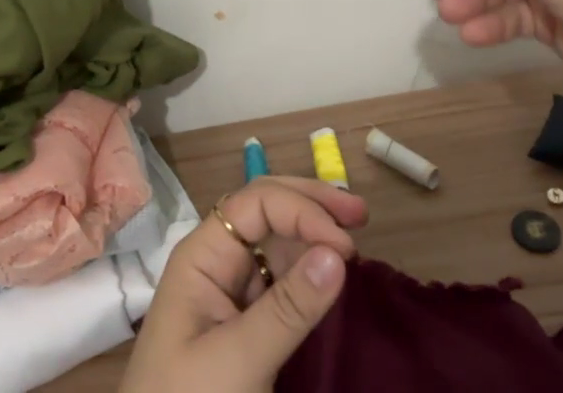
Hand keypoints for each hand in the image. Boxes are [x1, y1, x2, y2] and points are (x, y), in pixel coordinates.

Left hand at [120, 177, 366, 392]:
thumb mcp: (237, 360)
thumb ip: (288, 309)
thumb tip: (338, 253)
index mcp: (202, 256)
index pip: (255, 204)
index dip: (302, 210)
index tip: (346, 247)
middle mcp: (217, 261)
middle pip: (266, 209)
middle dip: (311, 204)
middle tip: (361, 213)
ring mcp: (231, 290)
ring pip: (277, 241)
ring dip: (314, 232)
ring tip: (354, 238)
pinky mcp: (246, 320)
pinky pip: (281, 278)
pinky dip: (310, 269)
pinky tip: (332, 271)